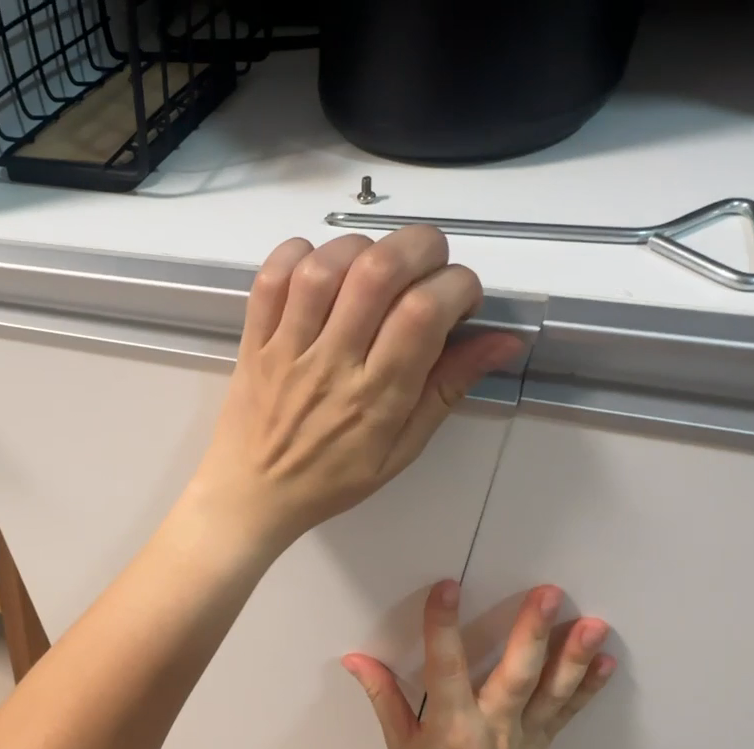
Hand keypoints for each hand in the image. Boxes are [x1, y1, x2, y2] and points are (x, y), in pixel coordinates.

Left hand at [184, 227, 520, 550]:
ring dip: (360, 248)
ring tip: (373, 268)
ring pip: (324, 267)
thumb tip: (502, 341)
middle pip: (378, 272)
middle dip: (419, 246)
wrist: (250, 496)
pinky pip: (269, 280)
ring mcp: (287, 349)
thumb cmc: (328, 480)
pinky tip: (319, 268)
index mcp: (376, 396)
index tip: (460, 298)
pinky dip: (296, 255)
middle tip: (427, 265)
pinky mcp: (253, 341)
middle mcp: (332, 364)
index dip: (457, 285)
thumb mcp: (400, 450)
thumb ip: (447, 390)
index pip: (424, 312)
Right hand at [345, 582, 614, 748]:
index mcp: (451, 725)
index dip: (443, 626)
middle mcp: (493, 724)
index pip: (445, 667)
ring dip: (573, 655)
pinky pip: (568, 709)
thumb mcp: (400, 748)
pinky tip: (608, 660)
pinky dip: (590, 686)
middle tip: (548, 593)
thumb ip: (384, 698)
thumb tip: (356, 658)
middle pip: (515, 674)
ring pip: (551, 689)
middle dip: (532, 632)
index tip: (447, 587)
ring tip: (593, 622)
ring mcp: (525, 733)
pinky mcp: (545, 740)